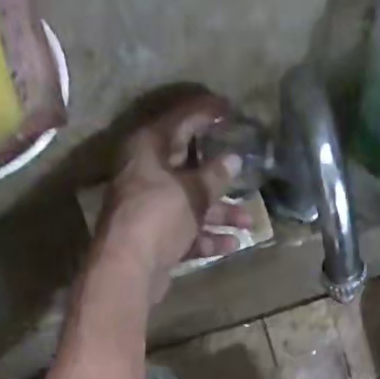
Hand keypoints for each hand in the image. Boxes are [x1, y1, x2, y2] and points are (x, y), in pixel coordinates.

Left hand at [93, 93, 253, 298]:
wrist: (129, 268)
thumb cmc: (158, 216)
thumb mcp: (191, 192)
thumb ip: (214, 176)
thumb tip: (233, 160)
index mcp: (148, 149)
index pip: (181, 121)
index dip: (207, 114)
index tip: (231, 110)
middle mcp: (146, 174)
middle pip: (188, 167)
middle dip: (220, 174)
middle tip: (247, 170)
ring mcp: (150, 208)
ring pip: (191, 204)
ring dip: (221, 213)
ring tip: (250, 221)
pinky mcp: (156, 239)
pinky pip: (187, 232)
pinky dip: (208, 237)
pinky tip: (232, 244)